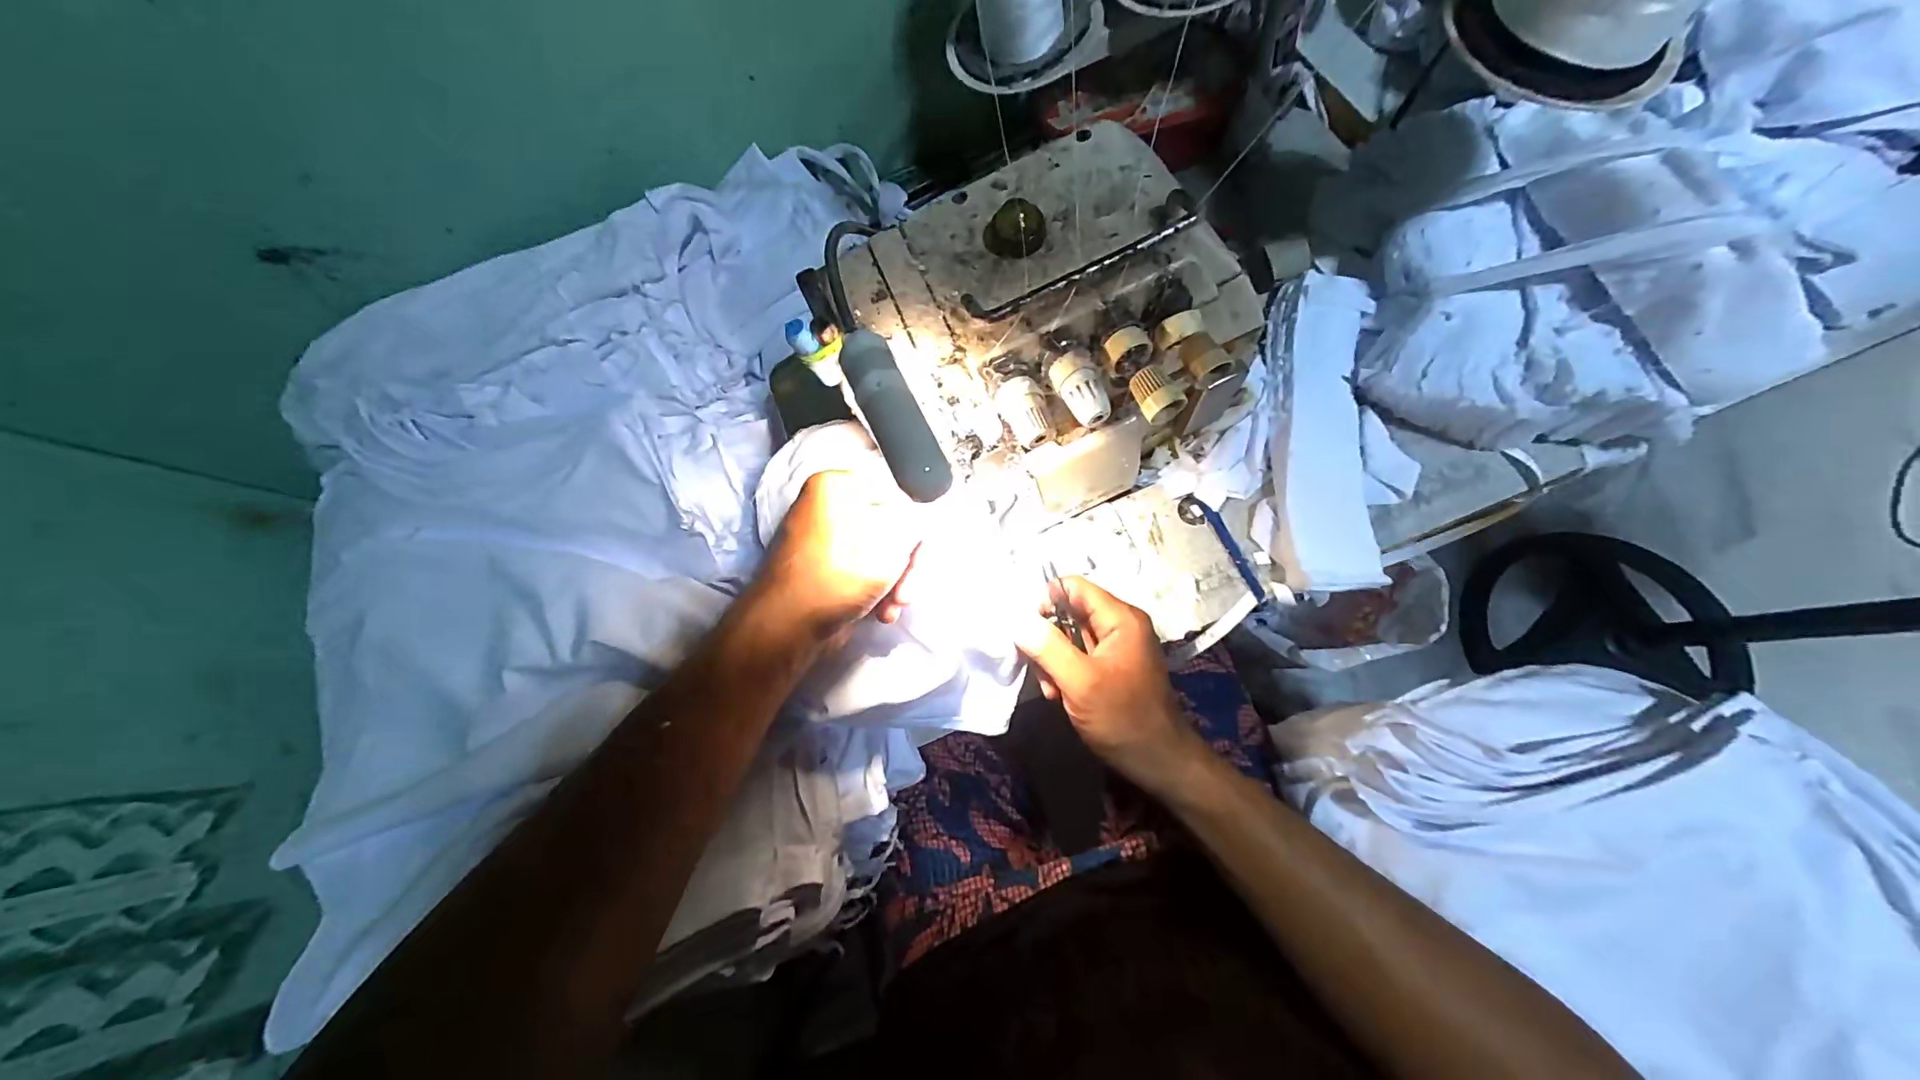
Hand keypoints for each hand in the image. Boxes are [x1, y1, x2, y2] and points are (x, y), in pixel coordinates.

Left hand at [752, 470, 921, 642]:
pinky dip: (877, 592)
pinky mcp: (825, 571)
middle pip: (891, 530)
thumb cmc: (840, 575)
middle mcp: (827, 507)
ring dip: (894, 582)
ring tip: (893, 605)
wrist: (789, 628)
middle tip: (906, 590)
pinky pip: (864, 573)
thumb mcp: (894, 542)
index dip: (915, 530)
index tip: (918, 559)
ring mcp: (826, 541)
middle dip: (905, 565)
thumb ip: (915, 524)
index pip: (897, 497)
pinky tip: (881, 612)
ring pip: (880, 555)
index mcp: (837, 485)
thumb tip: (917, 524)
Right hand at [1013, 577, 1211, 796]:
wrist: (1157, 762)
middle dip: (1048, 639)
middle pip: (1069, 612)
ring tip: (1052, 690)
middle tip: (1040, 669)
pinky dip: (1065, 673)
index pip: (1074, 587)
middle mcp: (1120, 626)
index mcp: (1120, 619)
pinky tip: (1061, 696)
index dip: (1045, 601)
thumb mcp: (1080, 682)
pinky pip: (1079, 658)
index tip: (1028, 631)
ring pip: (1070, 637)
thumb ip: (1048, 647)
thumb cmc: (1122, 718)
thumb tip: (1018, 621)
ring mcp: (1116, 648)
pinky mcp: (1111, 668)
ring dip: (1053, 661)